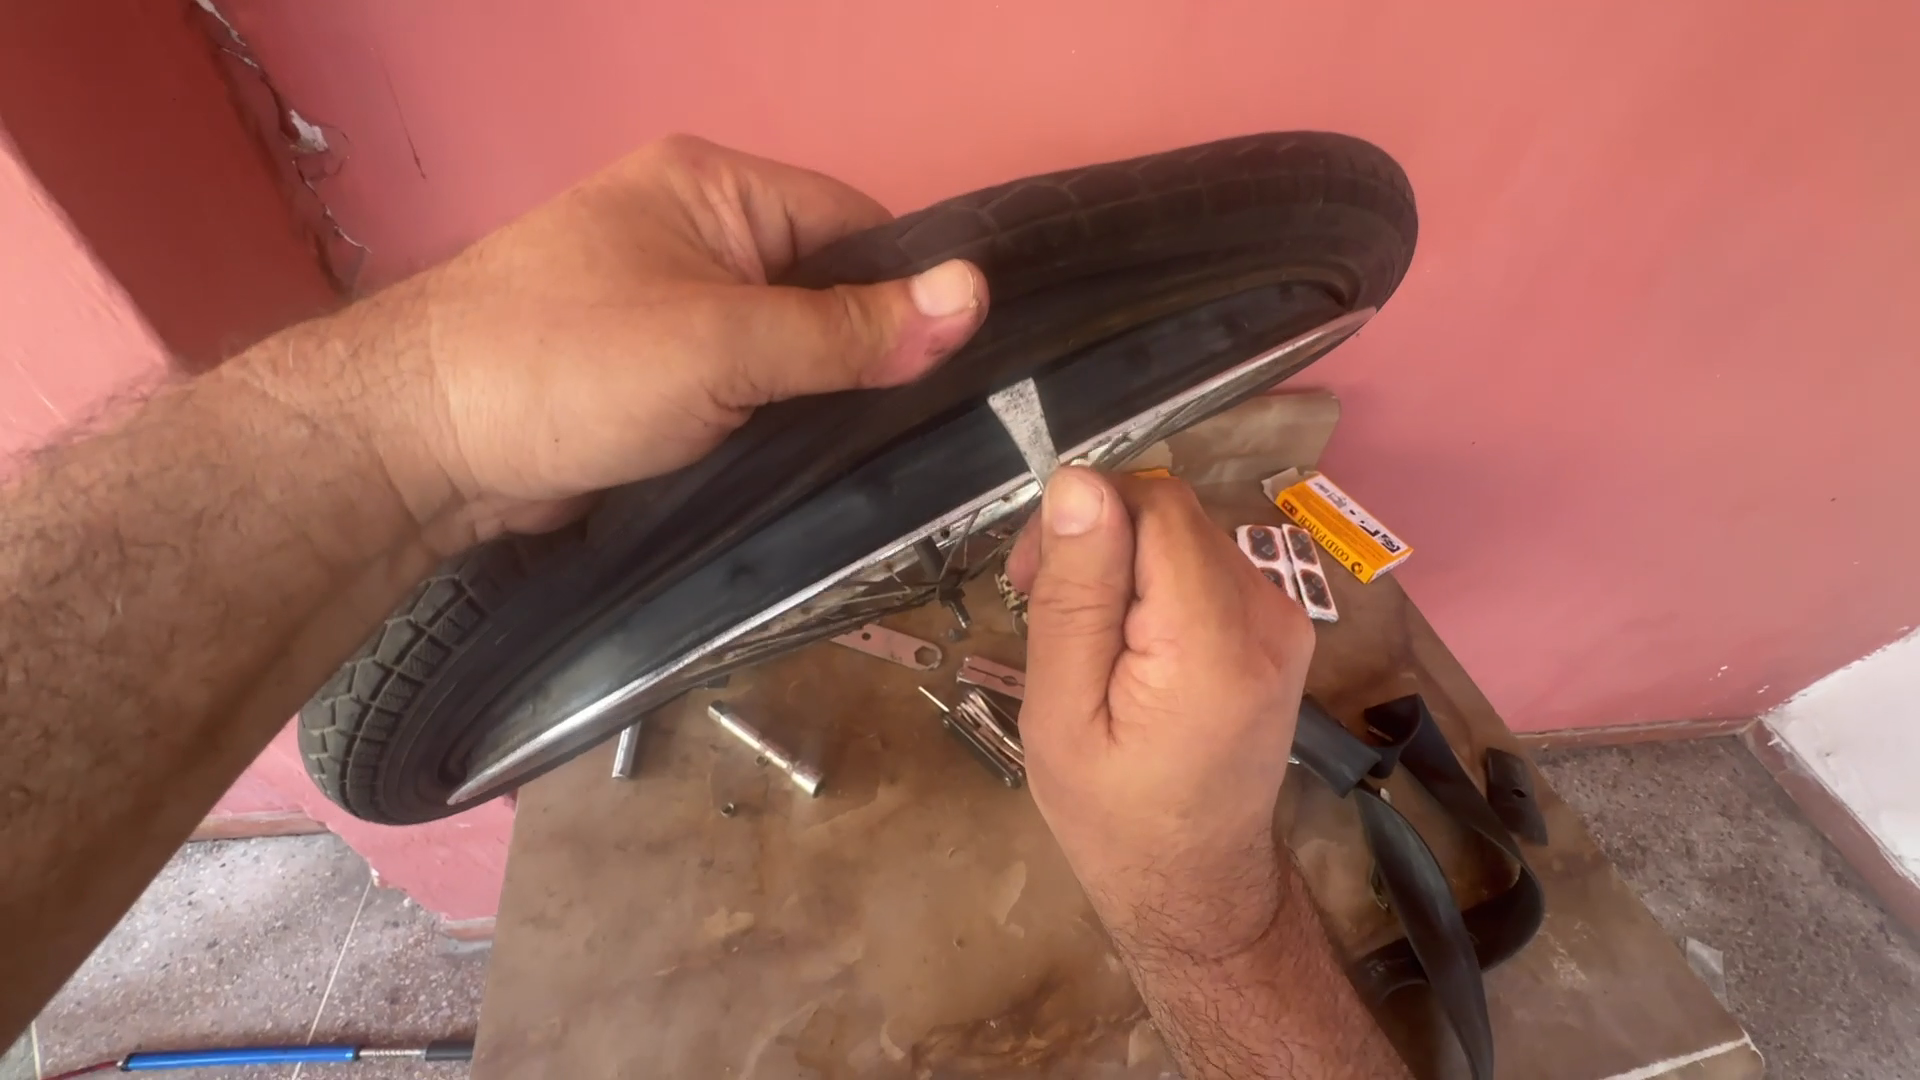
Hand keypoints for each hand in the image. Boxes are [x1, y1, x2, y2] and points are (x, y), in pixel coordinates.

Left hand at [286, 135, 986, 548]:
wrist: (425, 450)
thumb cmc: (570, 366)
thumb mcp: (724, 343)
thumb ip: (847, 329)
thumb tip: (973, 296)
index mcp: (720, 190)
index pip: (857, 228)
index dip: (908, 290)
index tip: (952, 361)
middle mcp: (708, 239)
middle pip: (832, 290)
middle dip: (871, 351)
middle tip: (918, 418)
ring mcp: (689, 311)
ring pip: (799, 349)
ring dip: (831, 394)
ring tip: (880, 445)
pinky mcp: (676, 376)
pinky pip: (761, 389)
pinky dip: (791, 420)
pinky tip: (822, 457)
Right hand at [1008, 468, 1314, 958]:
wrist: (1194, 882)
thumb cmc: (1110, 812)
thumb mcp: (1061, 710)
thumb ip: (1073, 596)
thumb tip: (1076, 484)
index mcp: (1212, 642)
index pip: (1155, 506)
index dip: (1084, 518)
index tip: (1032, 575)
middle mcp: (1268, 615)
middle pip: (1169, 514)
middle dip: (1096, 537)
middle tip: (1043, 602)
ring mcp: (1283, 619)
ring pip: (1182, 533)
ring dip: (1119, 559)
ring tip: (1083, 631)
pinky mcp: (1278, 627)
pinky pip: (1201, 564)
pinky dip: (1151, 580)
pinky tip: (1125, 637)